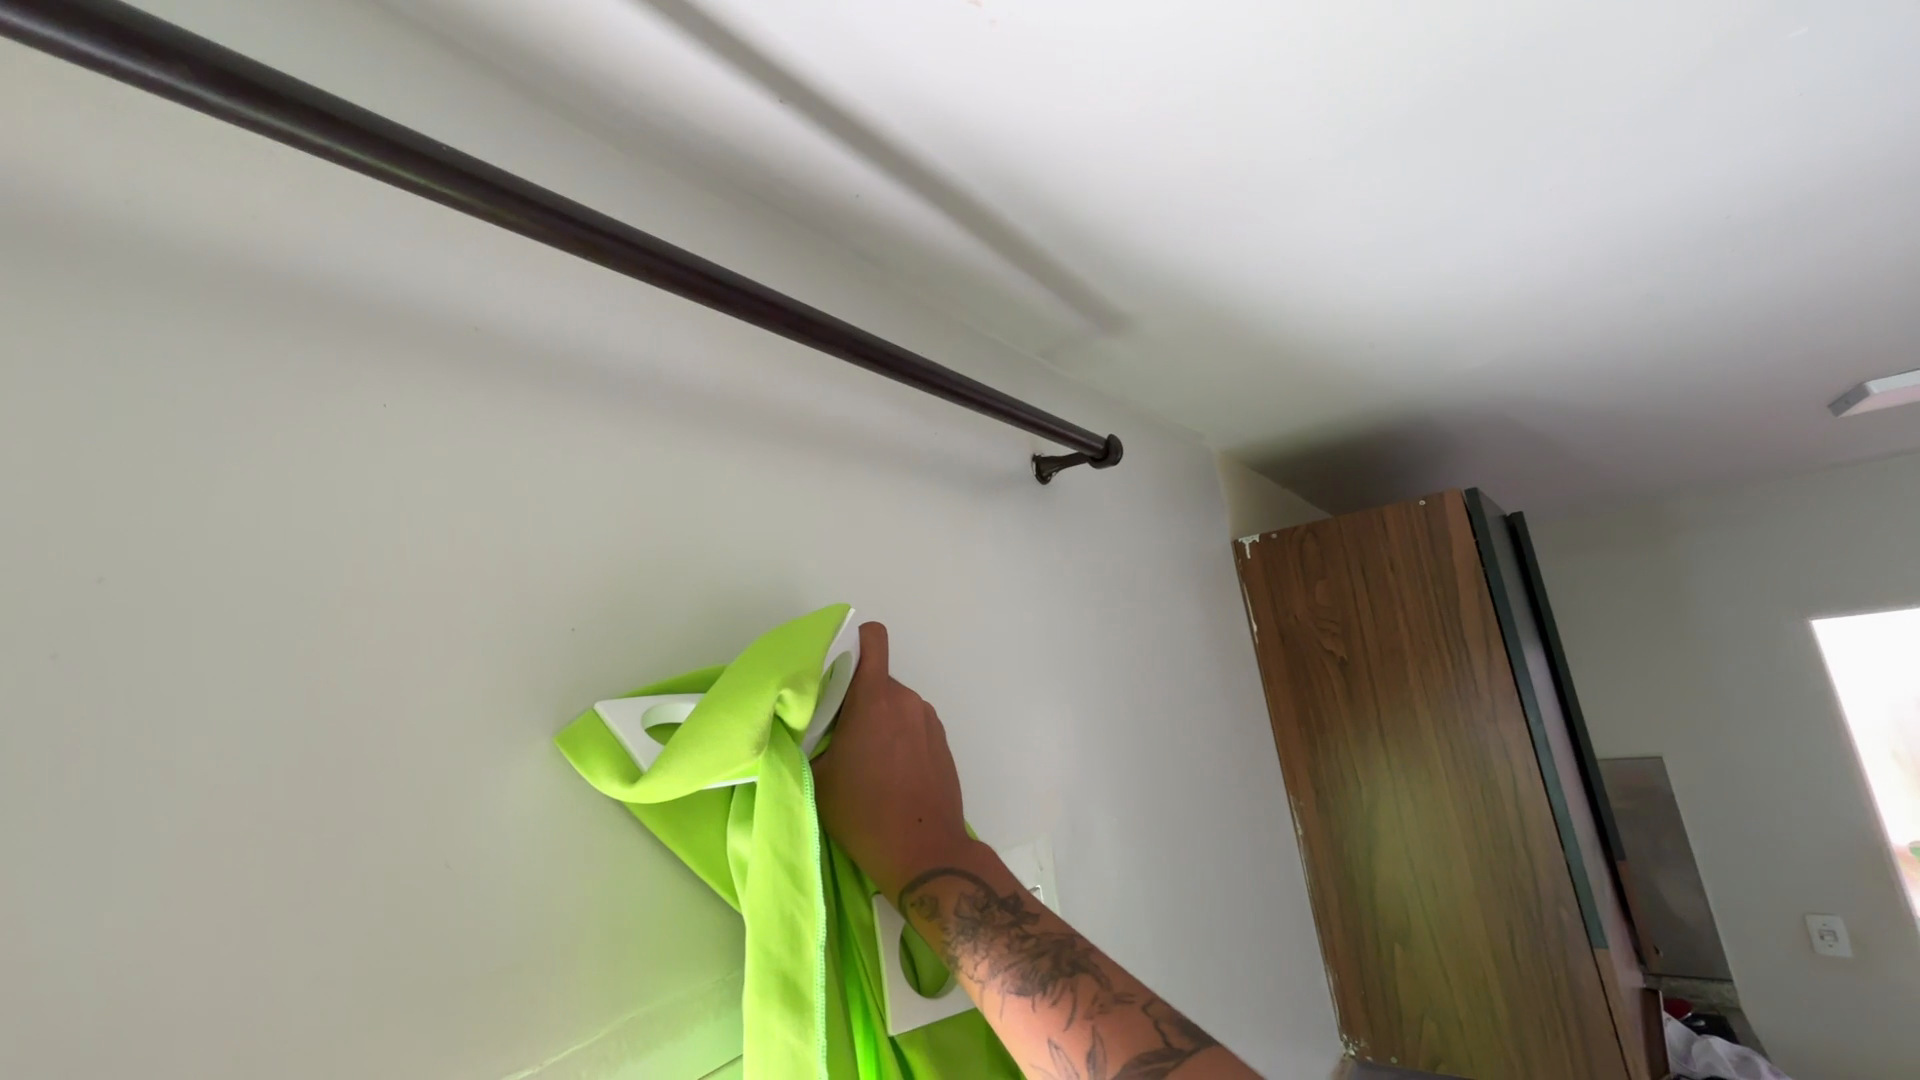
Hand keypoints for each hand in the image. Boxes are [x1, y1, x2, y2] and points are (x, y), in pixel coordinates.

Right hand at [811, 622, 977, 900]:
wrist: (924, 850)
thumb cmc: (863, 811)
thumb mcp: (817, 776)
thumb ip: (808, 740)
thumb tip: (802, 727)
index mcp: (874, 698)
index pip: (872, 639)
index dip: (854, 642)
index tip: (835, 669)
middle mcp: (906, 699)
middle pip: (877, 681)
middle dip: (857, 700)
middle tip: (838, 735)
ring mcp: (929, 721)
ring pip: (895, 706)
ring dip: (879, 722)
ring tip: (865, 763)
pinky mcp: (943, 743)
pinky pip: (912, 726)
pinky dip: (899, 739)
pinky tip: (891, 776)